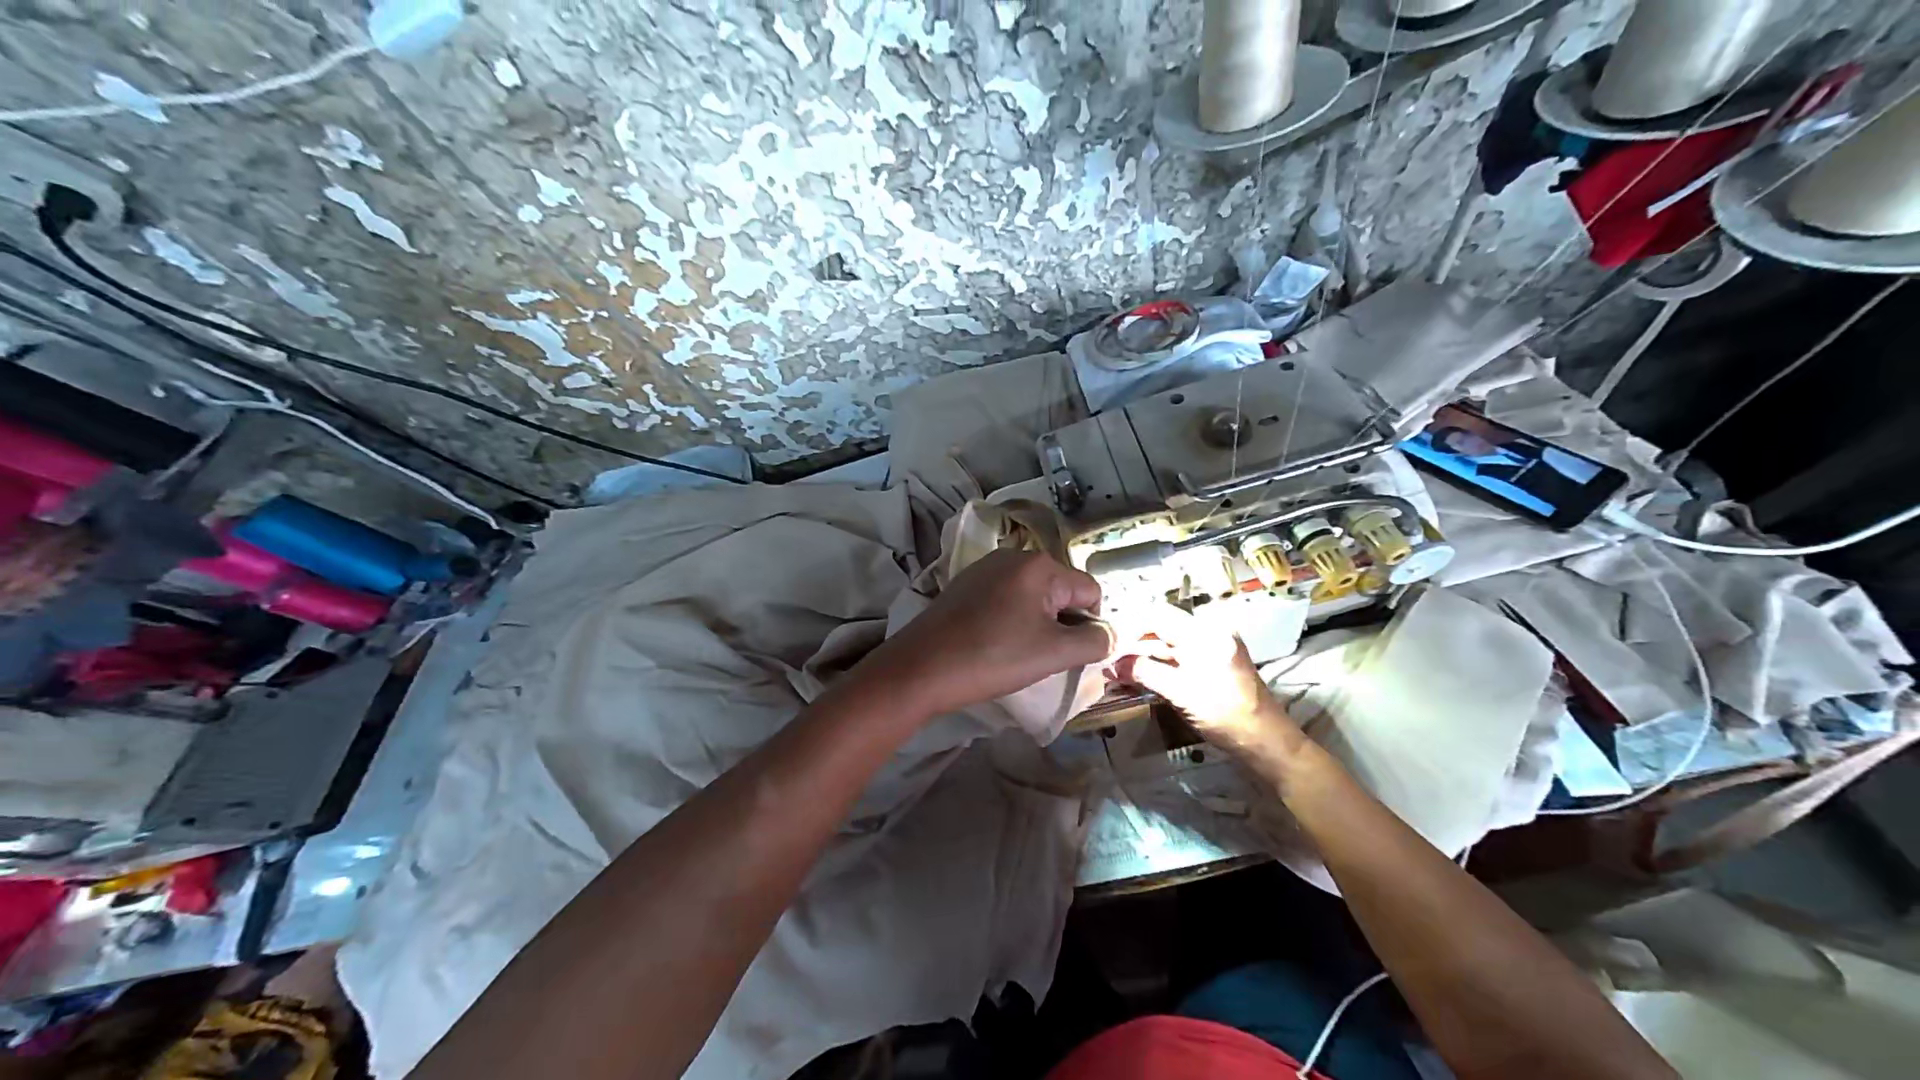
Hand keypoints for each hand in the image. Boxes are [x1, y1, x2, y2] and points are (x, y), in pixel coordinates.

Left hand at [858, 549, 1114, 718]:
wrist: (920, 669)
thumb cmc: (992, 657)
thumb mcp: (1053, 653)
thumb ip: (1093, 641)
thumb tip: (1108, 635)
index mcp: (1039, 565)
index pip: (1090, 590)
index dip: (1089, 624)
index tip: (1069, 653)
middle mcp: (1013, 556)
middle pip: (1060, 590)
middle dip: (1061, 623)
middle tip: (1043, 656)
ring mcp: (984, 569)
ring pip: (1032, 597)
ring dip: (1036, 625)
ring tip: (1017, 654)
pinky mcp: (964, 586)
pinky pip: (1005, 600)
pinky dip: (1010, 622)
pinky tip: (994, 645)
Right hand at [1115, 609, 1306, 770]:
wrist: (1267, 742)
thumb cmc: (1225, 714)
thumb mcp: (1179, 692)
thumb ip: (1143, 672)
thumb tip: (1110, 665)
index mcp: (1205, 631)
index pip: (1157, 615)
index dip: (1130, 627)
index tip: (1107, 645)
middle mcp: (1211, 631)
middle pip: (1163, 629)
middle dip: (1135, 646)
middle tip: (1109, 664)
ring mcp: (1214, 646)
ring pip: (1170, 644)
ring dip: (1146, 658)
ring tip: (1119, 674)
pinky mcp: (1215, 662)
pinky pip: (1181, 656)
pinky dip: (1161, 666)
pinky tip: (1142, 678)